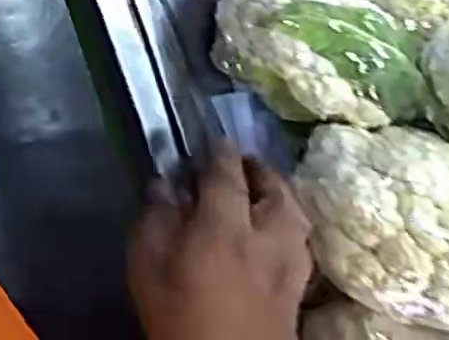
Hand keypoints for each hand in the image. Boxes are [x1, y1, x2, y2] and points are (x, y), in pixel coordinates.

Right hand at [128, 141, 310, 339]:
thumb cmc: (175, 310)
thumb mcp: (147, 257)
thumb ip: (157, 215)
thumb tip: (167, 185)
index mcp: (224, 230)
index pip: (227, 178)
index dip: (221, 153)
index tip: (215, 138)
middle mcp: (264, 246)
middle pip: (280, 199)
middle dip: (264, 173)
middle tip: (245, 161)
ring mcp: (287, 275)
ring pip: (299, 225)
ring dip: (284, 199)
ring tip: (264, 190)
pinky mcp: (296, 300)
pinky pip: (301, 250)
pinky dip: (291, 229)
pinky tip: (274, 232)